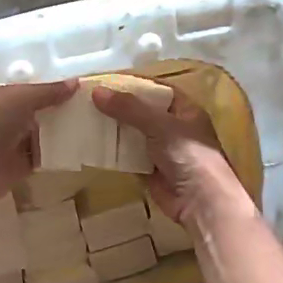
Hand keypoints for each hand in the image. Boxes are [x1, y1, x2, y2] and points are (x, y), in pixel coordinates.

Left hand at [0, 79, 76, 201]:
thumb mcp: (21, 98)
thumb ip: (47, 91)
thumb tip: (76, 83)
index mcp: (0, 98)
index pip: (29, 90)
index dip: (50, 88)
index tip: (77, 88)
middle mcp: (5, 119)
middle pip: (37, 113)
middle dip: (58, 110)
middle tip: (88, 107)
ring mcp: (12, 143)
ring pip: (41, 134)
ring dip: (60, 132)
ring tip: (89, 125)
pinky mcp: (20, 165)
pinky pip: (42, 156)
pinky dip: (56, 153)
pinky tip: (77, 147)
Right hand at [91, 86, 248, 223]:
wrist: (199, 201)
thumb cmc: (188, 155)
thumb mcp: (160, 124)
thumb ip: (129, 108)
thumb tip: (96, 91)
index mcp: (184, 109)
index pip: (156, 89)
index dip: (132, 84)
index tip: (104, 81)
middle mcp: (172, 126)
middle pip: (141, 111)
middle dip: (117, 106)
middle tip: (87, 99)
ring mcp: (160, 149)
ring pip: (132, 133)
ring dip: (112, 128)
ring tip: (83, 118)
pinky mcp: (148, 169)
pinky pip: (126, 155)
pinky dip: (112, 150)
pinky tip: (91, 143)